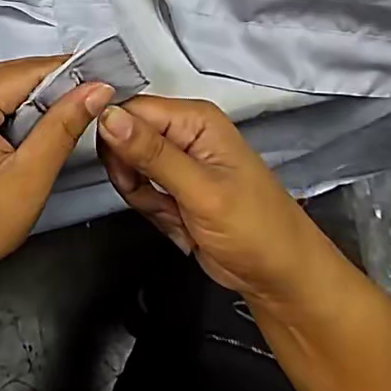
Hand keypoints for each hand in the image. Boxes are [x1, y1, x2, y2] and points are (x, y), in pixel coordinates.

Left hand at [0, 56, 114, 300]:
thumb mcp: (30, 175)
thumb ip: (63, 126)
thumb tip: (95, 88)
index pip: (22, 73)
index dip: (66, 71)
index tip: (105, 75)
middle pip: (9, 75)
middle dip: (51, 84)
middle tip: (95, 93)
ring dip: (33, 96)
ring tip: (74, 106)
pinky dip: (13, 107)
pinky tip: (39, 120)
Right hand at [97, 95, 343, 310]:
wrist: (283, 280)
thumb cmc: (256, 231)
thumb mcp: (201, 191)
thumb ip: (151, 152)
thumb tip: (107, 115)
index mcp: (194, 118)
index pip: (129, 110)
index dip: (116, 139)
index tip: (126, 173)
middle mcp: (183, 130)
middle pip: (123, 136)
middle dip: (129, 173)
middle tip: (153, 197)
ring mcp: (177, 158)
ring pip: (126, 164)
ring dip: (141, 195)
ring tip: (174, 213)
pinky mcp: (172, 183)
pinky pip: (138, 185)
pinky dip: (149, 206)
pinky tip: (176, 221)